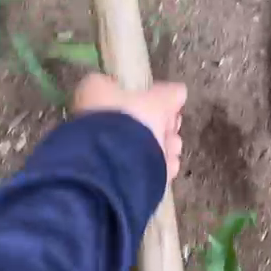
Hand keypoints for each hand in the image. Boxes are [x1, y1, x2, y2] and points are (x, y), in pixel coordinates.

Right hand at [71, 73, 185, 180]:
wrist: (103, 163)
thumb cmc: (103, 120)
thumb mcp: (94, 90)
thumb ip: (104, 87)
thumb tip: (105, 88)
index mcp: (160, 104)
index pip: (176, 93)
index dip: (165, 95)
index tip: (152, 97)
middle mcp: (169, 130)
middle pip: (175, 125)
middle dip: (162, 126)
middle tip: (140, 128)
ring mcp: (166, 159)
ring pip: (172, 152)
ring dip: (160, 151)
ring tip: (139, 155)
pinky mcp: (159, 183)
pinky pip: (162, 176)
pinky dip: (151, 173)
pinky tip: (136, 174)